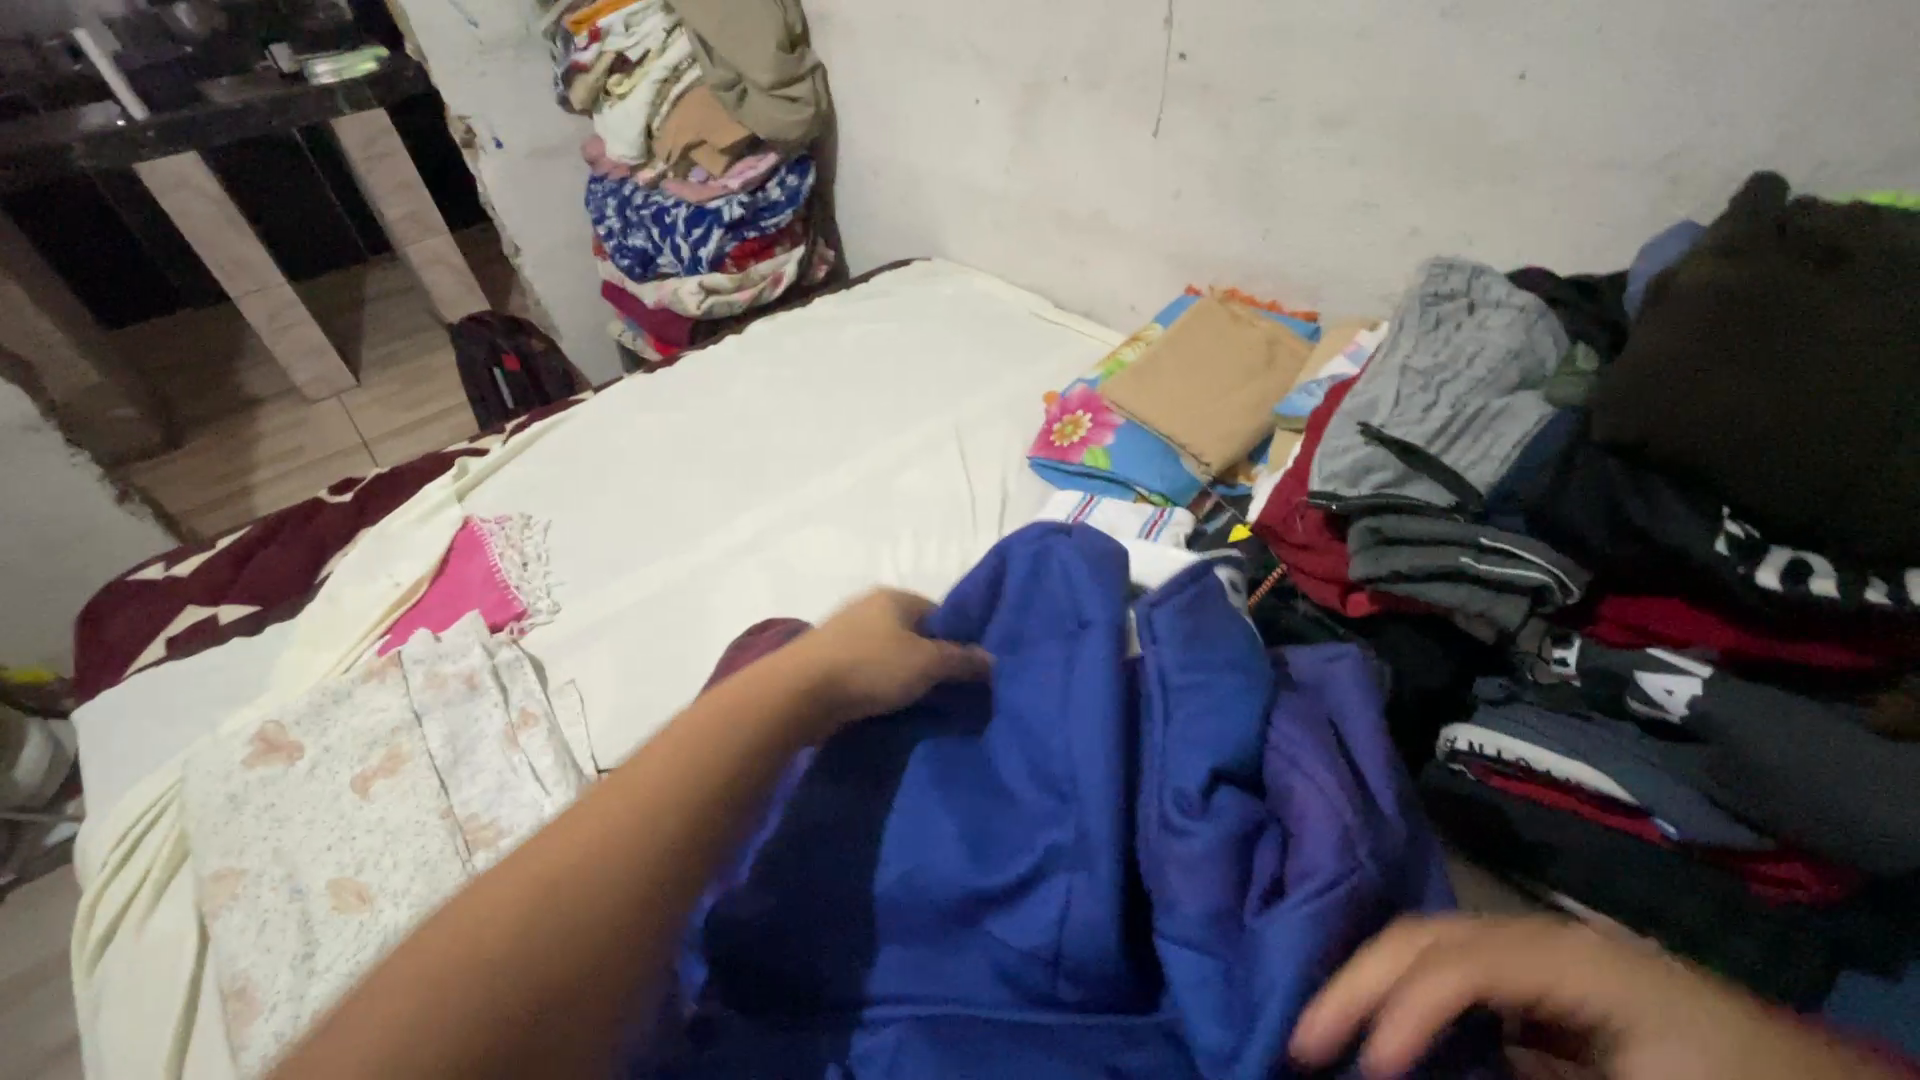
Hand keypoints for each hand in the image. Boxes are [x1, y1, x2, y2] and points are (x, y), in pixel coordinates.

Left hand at [790, 589, 991, 730]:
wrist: (799, 693)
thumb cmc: (870, 667)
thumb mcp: (927, 663)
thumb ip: (962, 660)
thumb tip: (993, 659)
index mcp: (895, 597)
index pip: (941, 614)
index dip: (958, 642)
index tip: (969, 673)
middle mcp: (870, 608)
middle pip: (915, 636)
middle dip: (932, 663)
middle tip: (950, 694)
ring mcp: (846, 634)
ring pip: (891, 656)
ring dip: (905, 679)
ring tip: (922, 706)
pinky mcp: (829, 662)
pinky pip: (868, 673)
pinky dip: (880, 688)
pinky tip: (889, 708)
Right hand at [1289, 915, 1905, 1079]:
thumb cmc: (1714, 1079)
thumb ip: (1513, 1064)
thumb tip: (1416, 1063)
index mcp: (1563, 954)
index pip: (1450, 964)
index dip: (1398, 1009)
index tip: (1361, 1067)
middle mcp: (1536, 934)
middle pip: (1419, 936)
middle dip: (1356, 983)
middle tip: (1302, 1036)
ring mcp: (1535, 948)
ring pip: (1425, 943)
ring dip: (1369, 982)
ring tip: (1323, 1024)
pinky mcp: (1538, 975)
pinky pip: (1452, 970)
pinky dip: (1406, 994)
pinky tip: (1383, 1028)